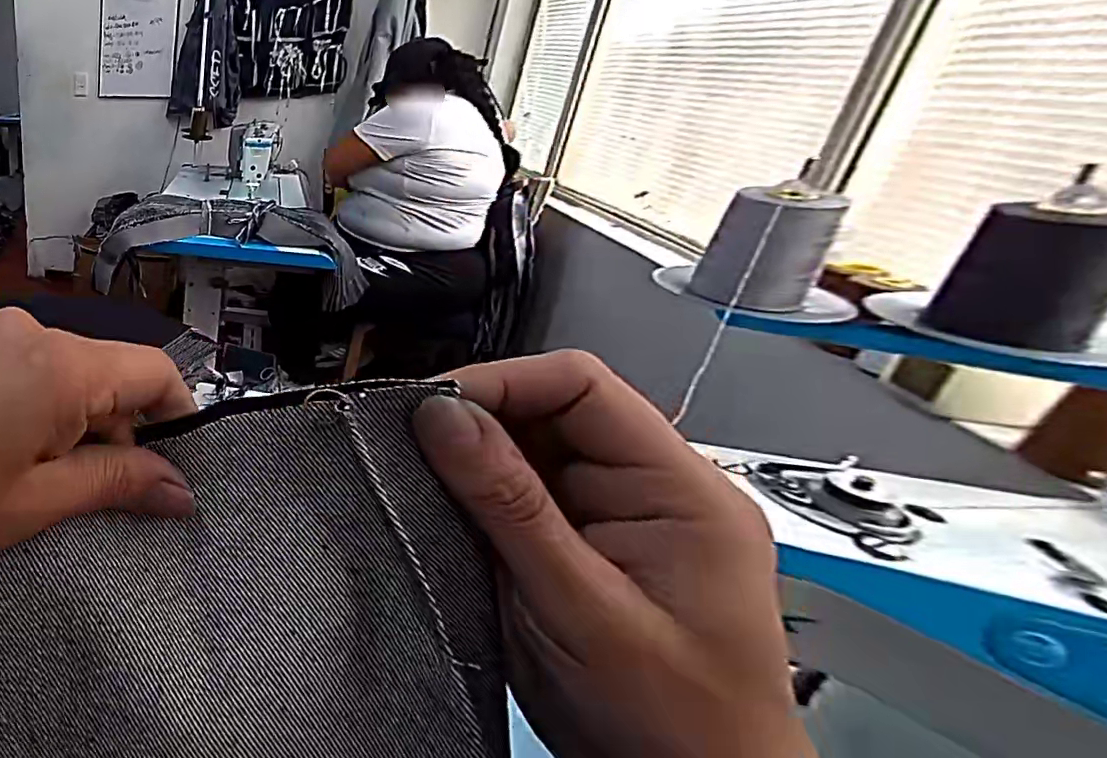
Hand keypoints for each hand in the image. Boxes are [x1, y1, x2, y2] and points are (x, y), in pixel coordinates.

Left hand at [0, 307, 198, 590]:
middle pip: (113, 373)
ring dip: (82, 425)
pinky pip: (35, 371)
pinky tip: (16, 457)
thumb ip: (117, 484)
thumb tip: (183, 490)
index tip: (178, 472)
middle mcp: (35, 330)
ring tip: (53, 487)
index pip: (155, 370)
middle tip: (108, 498)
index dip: (178, 418)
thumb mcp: (32, 505)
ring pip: (74, 374)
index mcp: (60, 363)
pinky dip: (46, 411)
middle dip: (124, 430)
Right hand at [413, 351, 809, 757]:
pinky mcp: (585, 527)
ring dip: (477, 457)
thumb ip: (508, 504)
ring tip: (440, 485)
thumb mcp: (578, 610)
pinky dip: (481, 487)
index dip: (501, 382)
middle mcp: (655, 484)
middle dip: (480, 422)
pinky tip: (461, 510)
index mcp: (682, 489)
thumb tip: (444, 416)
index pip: (580, 384)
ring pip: (528, 440)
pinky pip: (520, 478)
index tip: (436, 406)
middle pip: (549, 406)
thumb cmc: (676, 728)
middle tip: (424, 445)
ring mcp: (618, 505)